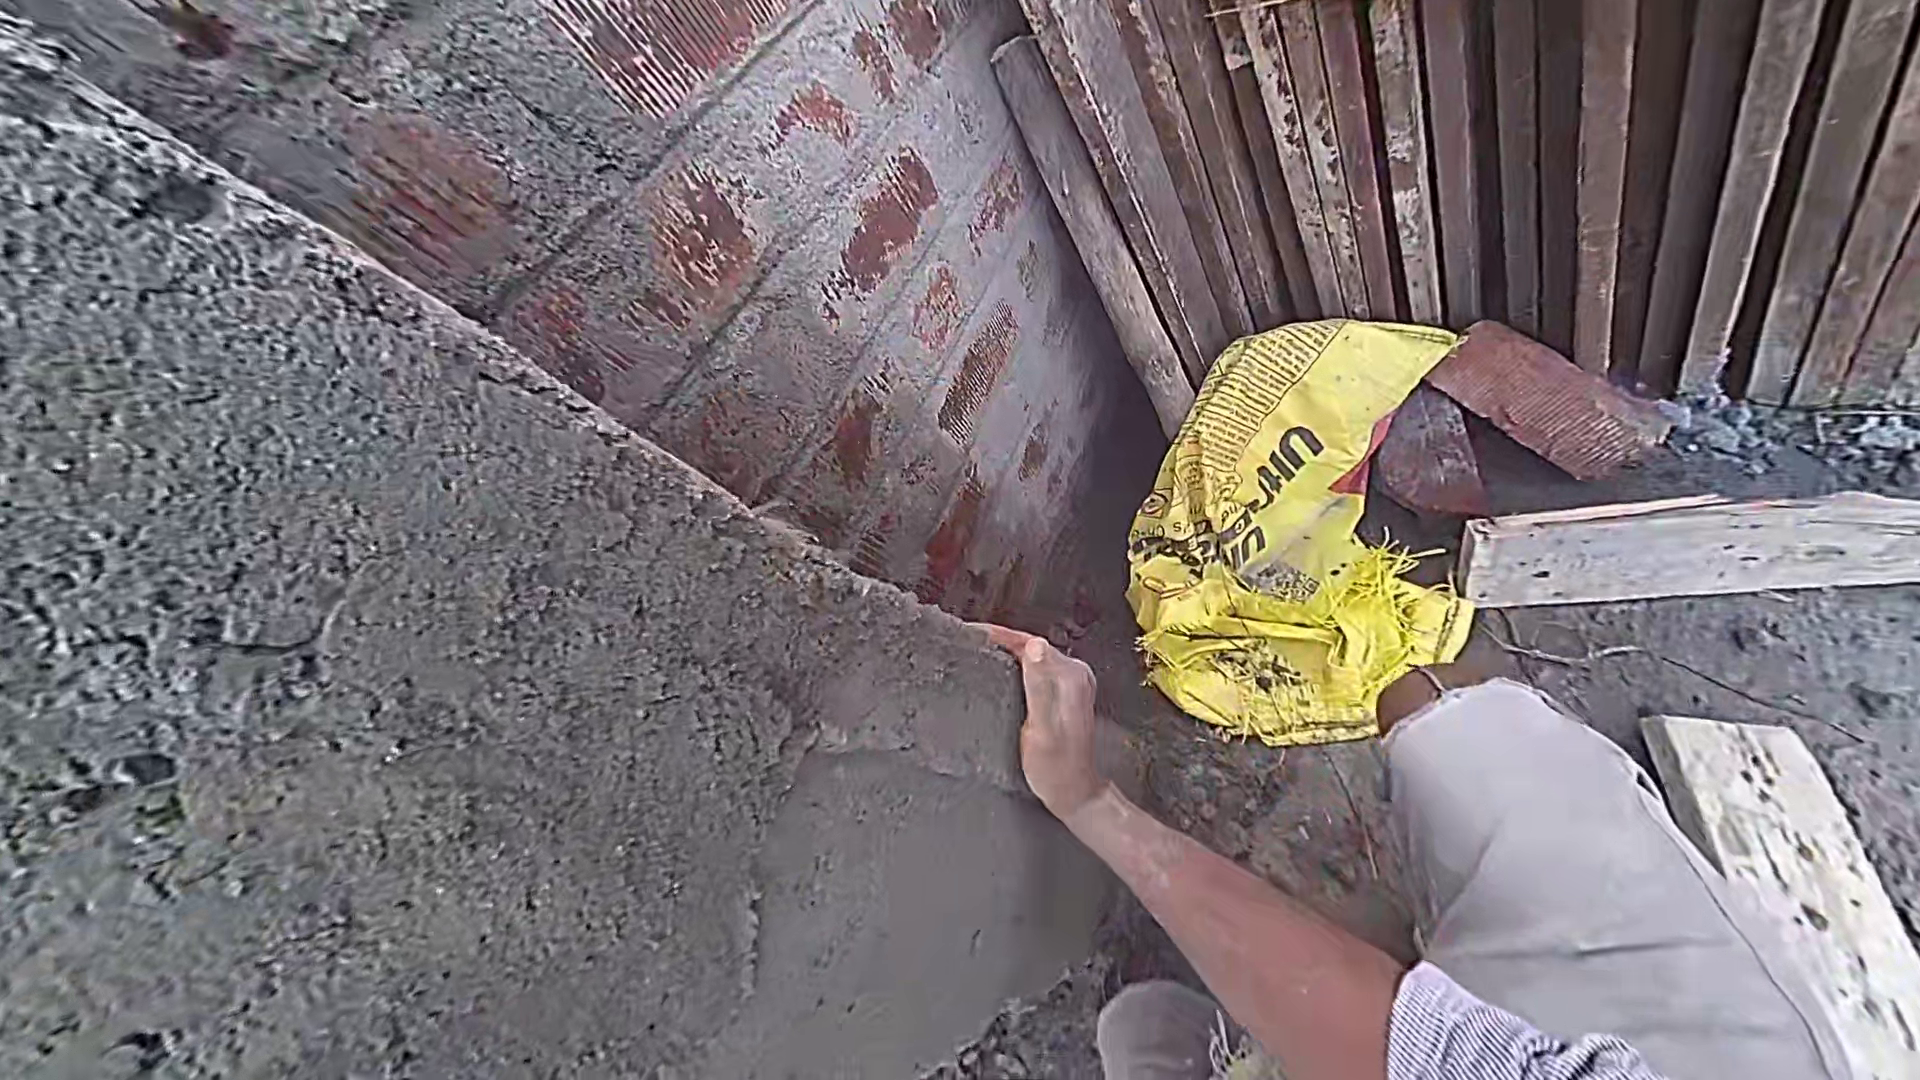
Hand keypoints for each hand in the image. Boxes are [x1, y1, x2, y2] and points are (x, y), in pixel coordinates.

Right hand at [974, 623, 1106, 819]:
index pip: (1030, 643)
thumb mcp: (1042, 728)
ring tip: (977, 648)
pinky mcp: (1065, 691)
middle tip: (968, 637)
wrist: (1074, 792)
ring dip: (1006, 650)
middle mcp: (1075, 673)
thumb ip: (1039, 687)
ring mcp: (1072, 681)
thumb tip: (1034, 645)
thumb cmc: (1055, 767)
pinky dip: (1015, 664)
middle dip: (1000, 639)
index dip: (1000, 635)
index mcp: (1070, 676)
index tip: (973, 631)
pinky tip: (998, 667)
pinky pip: (1037, 668)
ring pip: (1033, 655)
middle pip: (1031, 646)